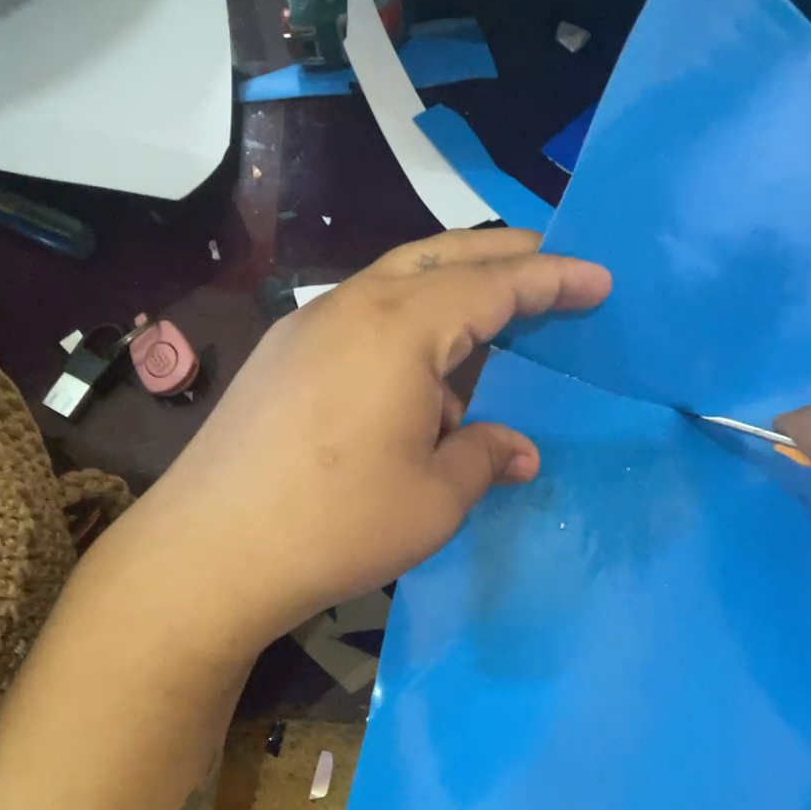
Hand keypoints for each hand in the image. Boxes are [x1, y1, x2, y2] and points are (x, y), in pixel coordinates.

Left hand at [102, 230, 610, 645]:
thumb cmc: (339, 525)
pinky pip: (363, 316)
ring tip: (492, 324)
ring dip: (451, 292)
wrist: (211, 553)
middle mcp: (352, 306)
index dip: (551, 280)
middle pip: (441, 258)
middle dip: (503, 257)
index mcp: (401, 329)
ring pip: (396, 283)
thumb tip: (520, 449)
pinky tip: (421, 376)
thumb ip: (484, 457)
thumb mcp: (435, 499)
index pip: (492, 285)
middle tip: (552, 267)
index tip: (600, 278)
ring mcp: (308, 327)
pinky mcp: (283, 357)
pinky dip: (408, 325)